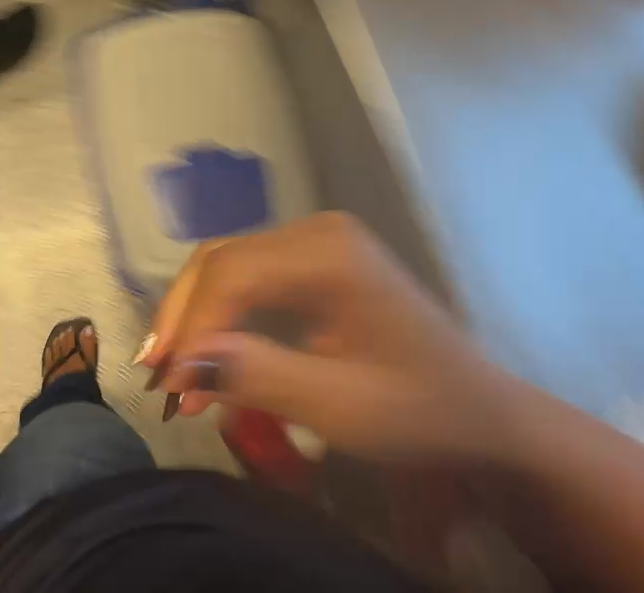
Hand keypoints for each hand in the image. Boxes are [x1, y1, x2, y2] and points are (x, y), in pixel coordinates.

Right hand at [144, 212, 527, 462]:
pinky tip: (203, 351)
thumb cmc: (421, 413)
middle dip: (183, 321)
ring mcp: (314, 240)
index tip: (169, 389)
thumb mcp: (342, 407)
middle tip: (158, 382)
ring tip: (173, 373)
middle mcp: (315, 231)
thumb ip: (259, 375)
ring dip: (193, 317)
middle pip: (220, 261)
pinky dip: (217, 313)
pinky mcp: (311, 257)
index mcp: (330, 255)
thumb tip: (184, 362)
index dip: (192, 329)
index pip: (232, 275)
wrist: (484, 413)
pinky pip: (245, 275)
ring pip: (224, 264)